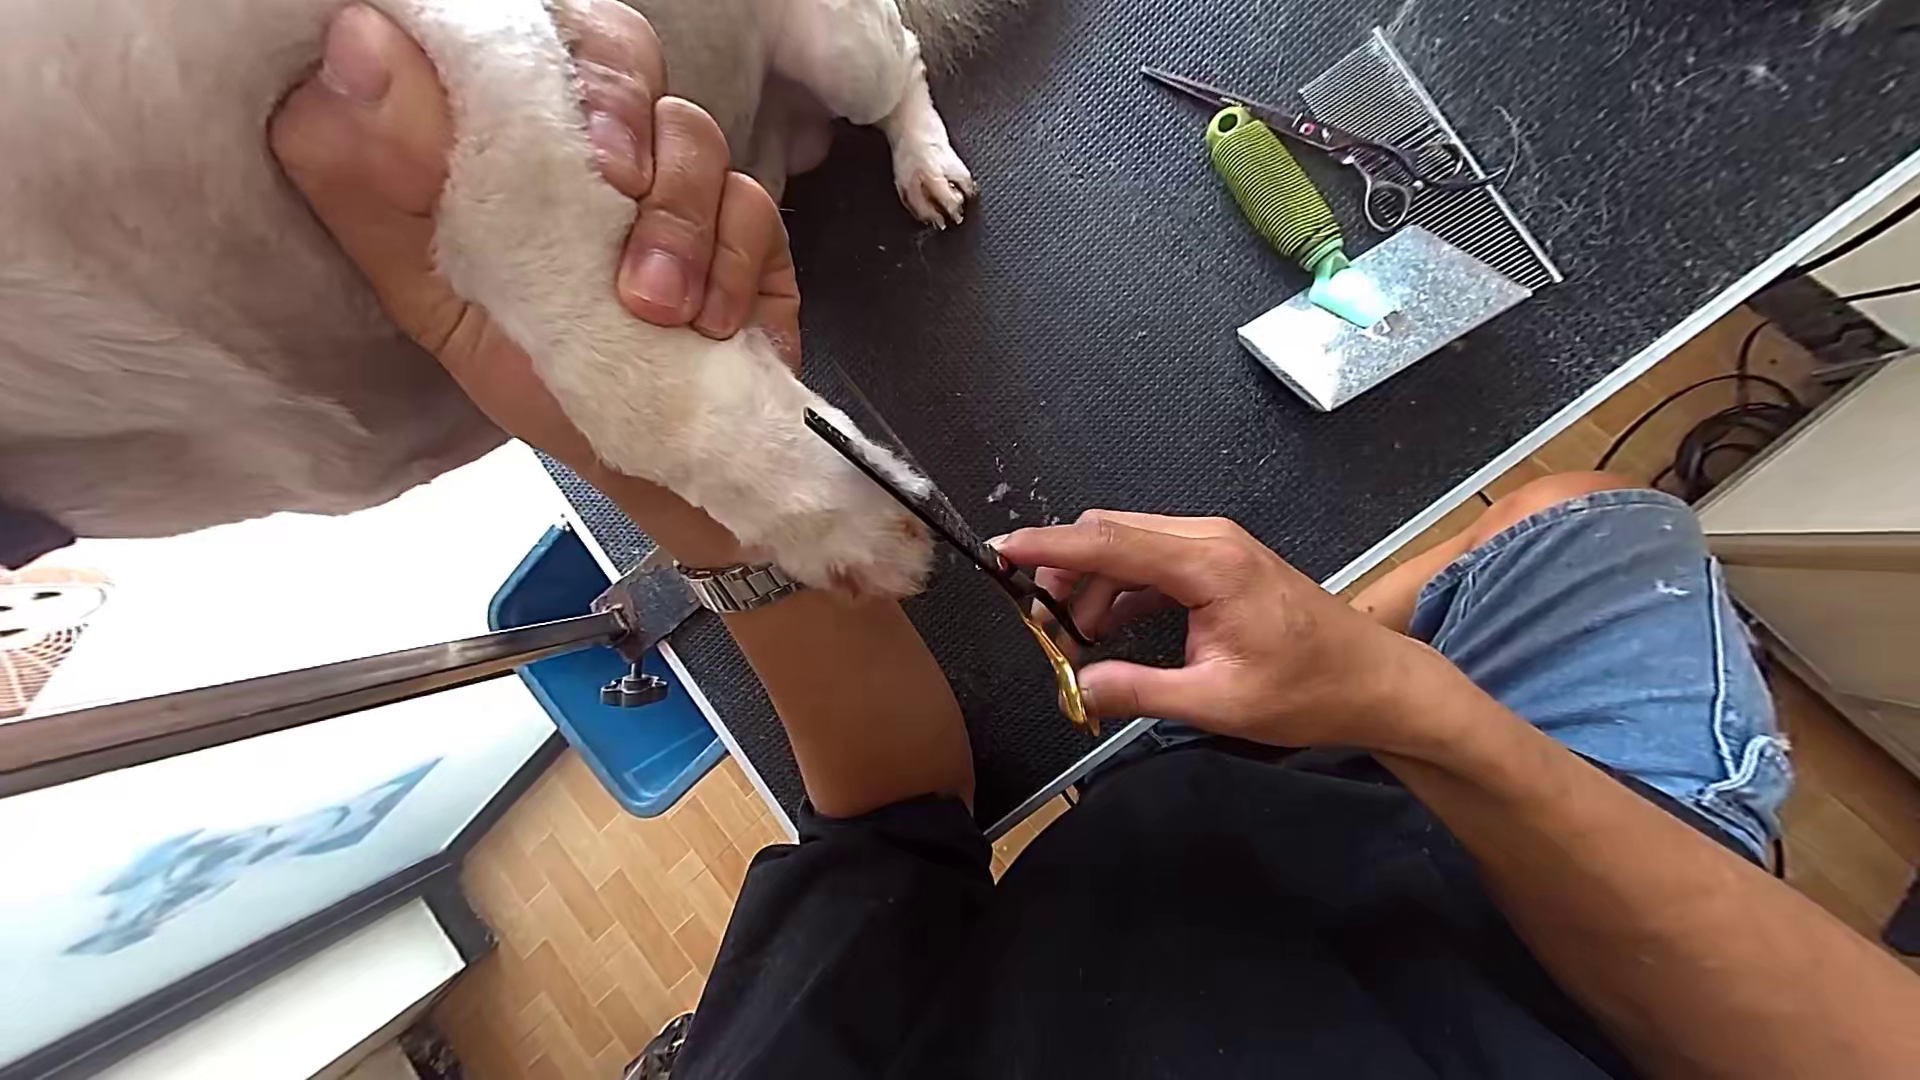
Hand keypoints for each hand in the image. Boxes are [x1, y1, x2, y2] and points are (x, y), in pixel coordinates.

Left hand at [268, 2, 798, 556]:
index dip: (537, 49)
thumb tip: (363, 44)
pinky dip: (733, 263)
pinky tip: (712, 324)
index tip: (533, 118)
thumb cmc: (551, 392)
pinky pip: (756, 212)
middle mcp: (614, 160)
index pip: (530, 41)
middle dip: (624, 115)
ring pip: (699, 136)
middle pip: (629, 53)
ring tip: (659, 309)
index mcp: (525, 155)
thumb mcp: (444, 313)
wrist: (656, 466)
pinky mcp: (755, 248)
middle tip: (620, 191)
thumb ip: (381, 196)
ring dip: (680, 221)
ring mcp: (693, 200)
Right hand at [994, 511, 1444, 753]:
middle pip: (1108, 534)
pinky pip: (1144, 561)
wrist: (1375, 681)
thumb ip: (1139, 691)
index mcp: (1208, 565)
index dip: (1048, 546)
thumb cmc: (1307, 691)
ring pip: (1122, 545)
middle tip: (1041, 624)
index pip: (1108, 543)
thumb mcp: (1217, 702)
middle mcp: (1204, 539)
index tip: (1002, 551)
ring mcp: (1209, 545)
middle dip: (1062, 572)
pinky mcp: (1210, 561)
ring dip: (1088, 586)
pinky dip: (1115, 590)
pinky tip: (1106, 627)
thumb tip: (1077, 687)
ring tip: (1074, 637)